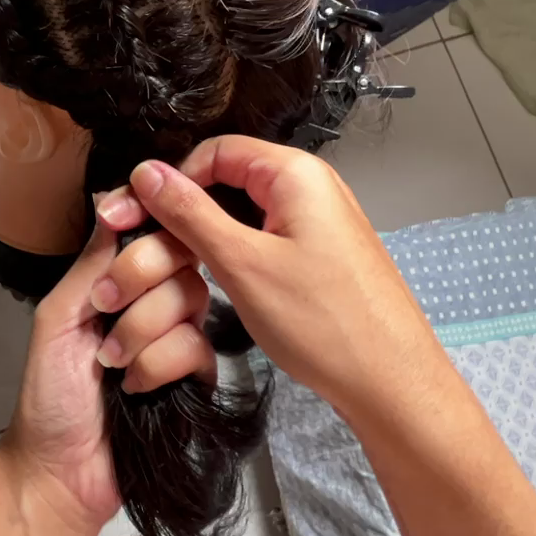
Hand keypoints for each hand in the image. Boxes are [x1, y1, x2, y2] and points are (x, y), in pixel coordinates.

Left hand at [0, 212, 216, 535]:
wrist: (63, 469)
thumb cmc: (50, 393)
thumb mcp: (58, 317)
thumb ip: (91, 263)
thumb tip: (111, 202)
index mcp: (118, 278)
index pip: (152, 227)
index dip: (146, 221)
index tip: (124, 224)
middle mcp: (153, 298)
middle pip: (178, 253)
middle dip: (138, 280)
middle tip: (103, 311)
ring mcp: (177, 334)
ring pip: (190, 296)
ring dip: (143, 330)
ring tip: (112, 363)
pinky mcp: (196, 374)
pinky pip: (197, 346)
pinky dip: (159, 365)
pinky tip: (135, 387)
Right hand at [95, 135, 433, 412]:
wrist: (394, 385)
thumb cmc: (324, 323)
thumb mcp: (241, 263)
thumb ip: (189, 213)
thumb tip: (146, 172)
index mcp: (296, 172)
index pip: (216, 150)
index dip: (173, 178)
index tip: (141, 214)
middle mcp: (312, 184)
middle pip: (231, 175)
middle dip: (187, 205)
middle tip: (149, 239)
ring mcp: (321, 218)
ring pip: (246, 207)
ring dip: (210, 229)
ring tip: (182, 263)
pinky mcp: (323, 250)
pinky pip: (267, 232)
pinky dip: (237, 247)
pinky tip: (221, 276)